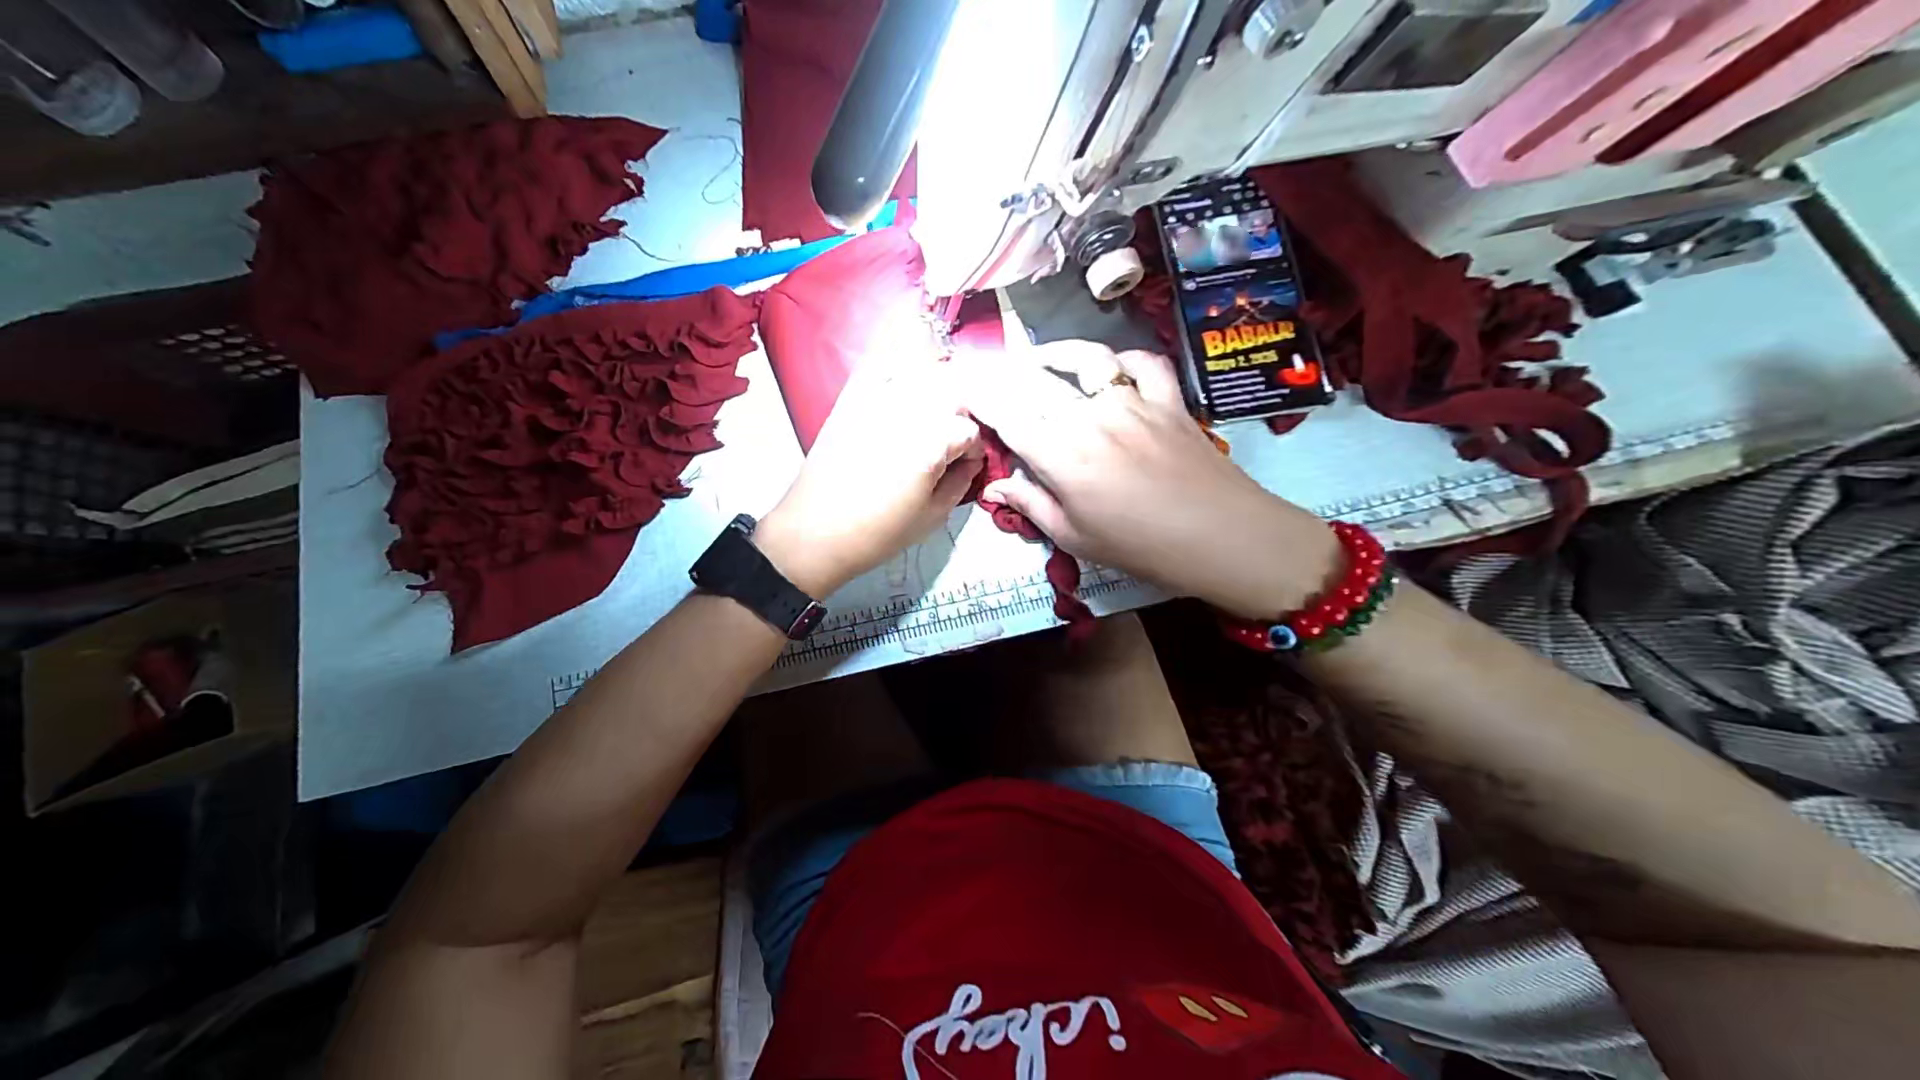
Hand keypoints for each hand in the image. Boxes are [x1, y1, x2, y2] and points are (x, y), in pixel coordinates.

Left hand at [755, 354, 983, 597]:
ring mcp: (877, 398)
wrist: (815, 532)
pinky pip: (882, 364)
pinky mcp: (852, 398)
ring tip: (928, 421)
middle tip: (951, 444)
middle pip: (953, 391)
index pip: (971, 429)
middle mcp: (908, 409)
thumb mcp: (932, 516)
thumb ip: (960, 482)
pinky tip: (901, 383)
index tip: (966, 465)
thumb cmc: (874, 532)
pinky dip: (898, 365)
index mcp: (933, 440)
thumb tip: (969, 464)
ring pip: (922, 371)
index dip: (975, 450)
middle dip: (960, 416)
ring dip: (935, 390)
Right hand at [955, 340, 1340, 619]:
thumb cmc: (1141, 547)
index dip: (980, 398)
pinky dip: (1123, 359)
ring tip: (1041, 357)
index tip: (962, 391)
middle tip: (992, 374)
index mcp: (1062, 454)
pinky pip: (1143, 364)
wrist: (1221, 537)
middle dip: (1007, 374)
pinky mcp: (1169, 400)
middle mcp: (1092, 416)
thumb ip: (1032, 504)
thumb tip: (994, 486)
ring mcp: (1133, 402)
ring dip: (1058, 353)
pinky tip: (1112, 366)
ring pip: (1088, 360)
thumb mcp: (1076, 536)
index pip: (1008, 415)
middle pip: (1039, 381)